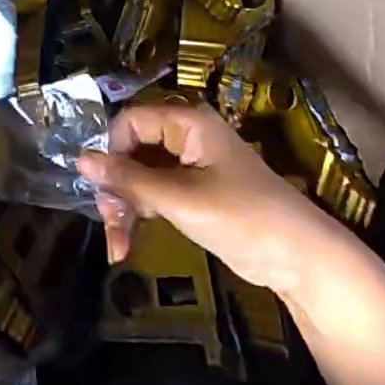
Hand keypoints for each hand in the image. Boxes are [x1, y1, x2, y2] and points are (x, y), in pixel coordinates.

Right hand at [77, 103, 345, 294]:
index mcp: (187, 121)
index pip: (130, 121)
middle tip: (108, 222)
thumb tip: (79, 159)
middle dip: (116, 187)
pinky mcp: (193, 191)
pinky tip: (127, 243)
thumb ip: (128, 179)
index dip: (110, 150)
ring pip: (139, 174)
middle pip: (131, 149)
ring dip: (124, 207)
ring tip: (118, 244)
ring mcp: (189, 164)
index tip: (99, 185)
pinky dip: (140, 214)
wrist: (305, 263)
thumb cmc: (245, 219)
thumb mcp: (180, 199)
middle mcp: (185, 135)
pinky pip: (153, 192)